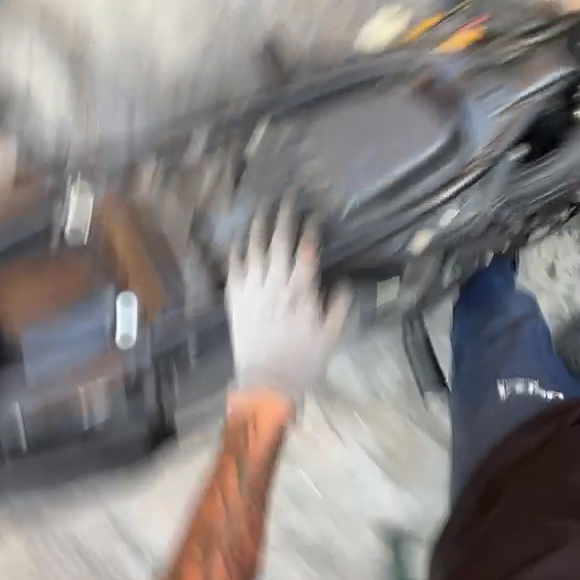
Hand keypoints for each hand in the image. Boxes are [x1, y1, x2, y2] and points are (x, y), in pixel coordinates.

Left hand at [226, 201, 351, 400]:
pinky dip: (236, 253)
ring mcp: (252, 290)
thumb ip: (339, 306)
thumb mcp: (331, 335)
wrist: (267, 381)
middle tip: (287, 198)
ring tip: (262, 211)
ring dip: (259, 228)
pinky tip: (238, 241)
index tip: (314, 216)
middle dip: (284, 218)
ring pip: (254, 250)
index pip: (306, 251)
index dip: (310, 230)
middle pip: (279, 242)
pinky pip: (234, 269)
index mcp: (302, 292)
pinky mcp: (235, 300)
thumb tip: (345, 283)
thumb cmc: (304, 360)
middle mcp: (276, 284)